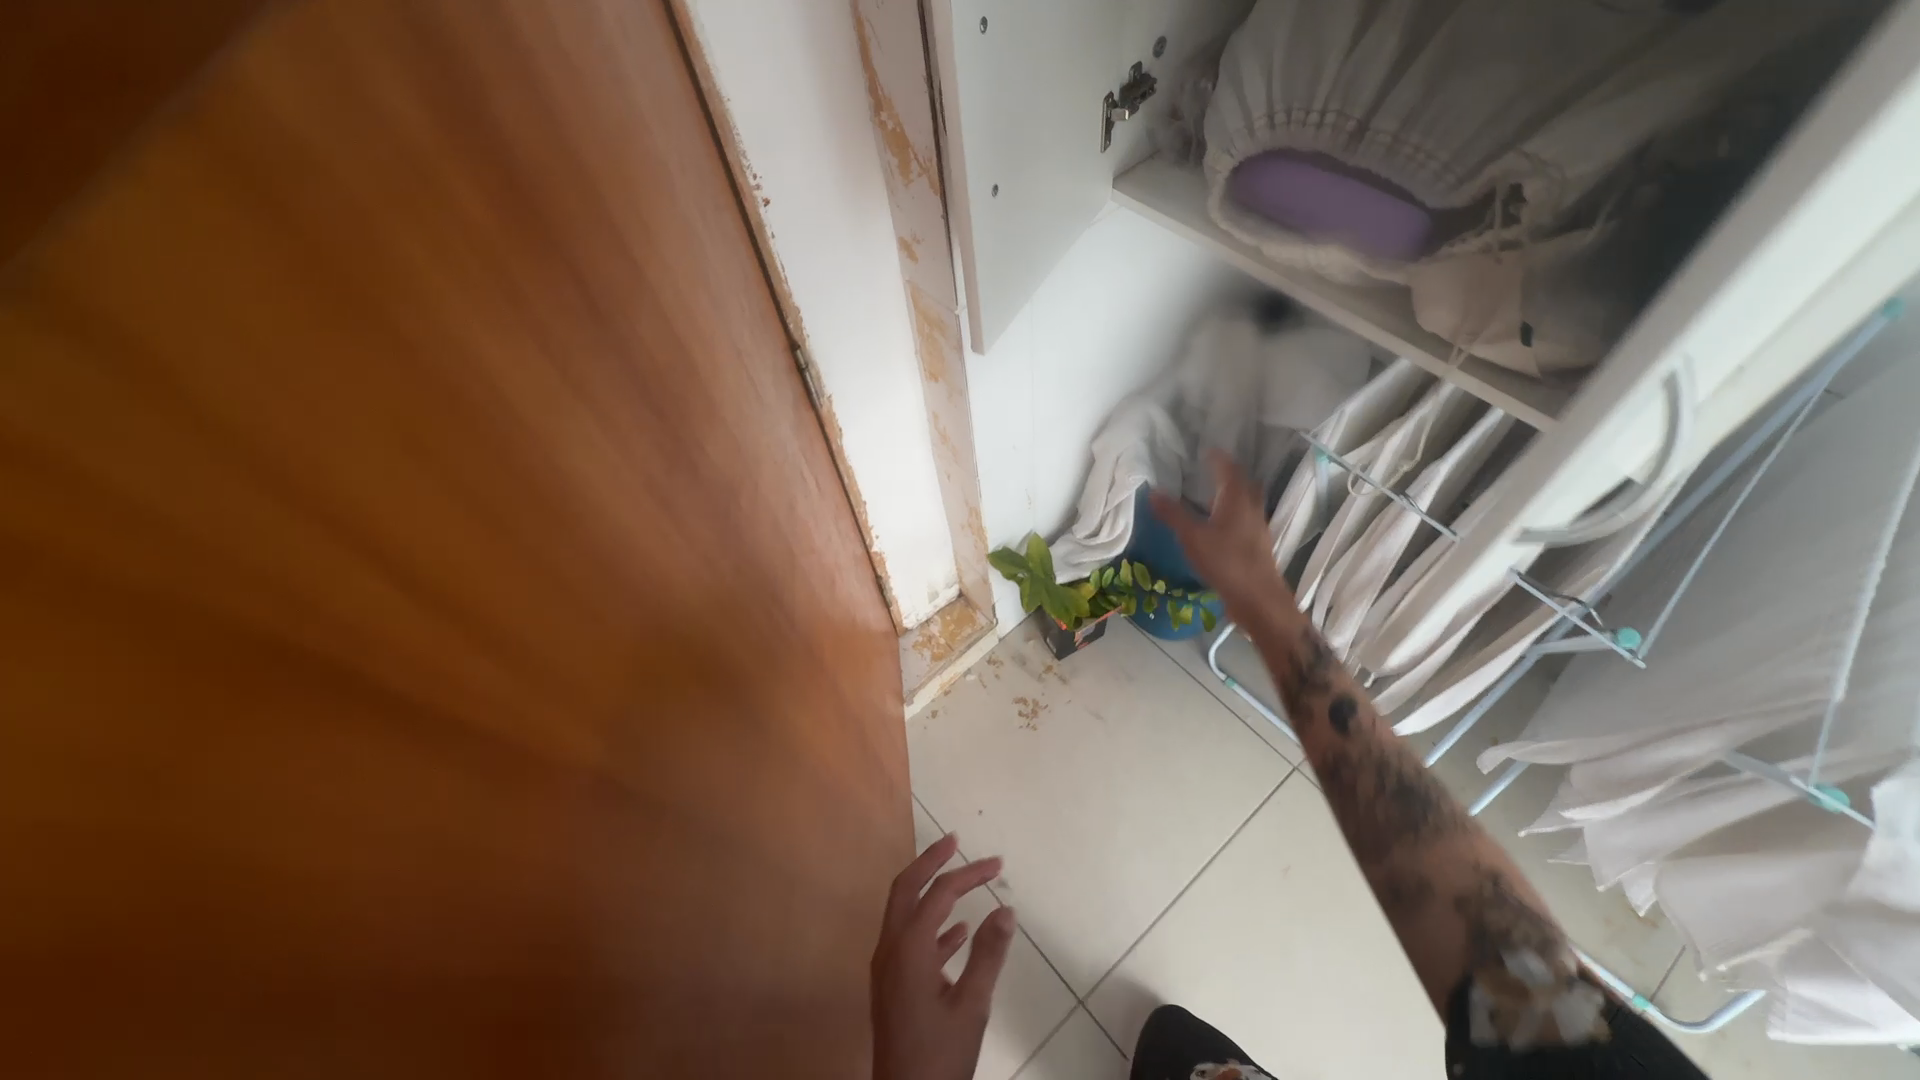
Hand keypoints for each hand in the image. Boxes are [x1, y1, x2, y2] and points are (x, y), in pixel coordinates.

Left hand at [871, 834, 1014, 1079]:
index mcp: (908, 948)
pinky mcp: (891, 985)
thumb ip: (988, 954)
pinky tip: (958, 932)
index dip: (969, 874)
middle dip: (930, 861)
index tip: (999, 864)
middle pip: (905, 888)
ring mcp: (886, 968)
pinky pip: (908, 939)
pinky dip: (931, 925)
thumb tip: (1006, 908)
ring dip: (929, 890)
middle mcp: (890, 949)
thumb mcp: (972, 1006)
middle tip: (956, 840)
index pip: (939, 893)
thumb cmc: (940, 1055)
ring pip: (903, 912)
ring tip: (960, 877)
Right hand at [1149, 449, 1299, 631]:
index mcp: (1236, 498)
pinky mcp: (1257, 544)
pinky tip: (1219, 524)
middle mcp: (1251, 506)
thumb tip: (1152, 491)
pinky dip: (1232, 512)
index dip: (1217, 457)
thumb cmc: (1225, 562)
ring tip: (1212, 493)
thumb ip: (1173, 514)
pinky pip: (1245, 518)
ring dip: (1232, 493)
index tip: (1205, 449)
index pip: (1228, 468)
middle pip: (1242, 482)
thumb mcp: (1192, 537)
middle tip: (1210, 468)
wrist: (1257, 598)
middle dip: (1228, 472)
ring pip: (1246, 500)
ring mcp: (1257, 526)